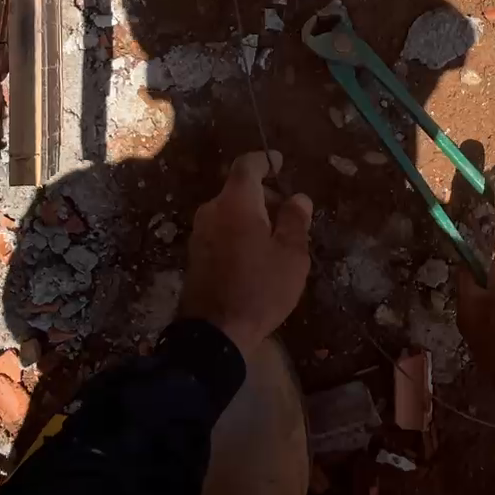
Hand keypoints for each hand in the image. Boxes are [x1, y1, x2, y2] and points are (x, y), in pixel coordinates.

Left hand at [177, 151, 313, 353]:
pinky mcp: (196, 253)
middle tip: (289, 213)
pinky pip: (221, 229)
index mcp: (236, 202)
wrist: (214, 333)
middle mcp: (212, 210)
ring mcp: (200, 232)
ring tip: (276, 239)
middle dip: (264, 195)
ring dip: (252, 215)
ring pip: (229, 211)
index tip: (279, 163)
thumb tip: (298, 198)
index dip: (264, 160)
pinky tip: (255, 255)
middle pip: (238, 189)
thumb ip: (295, 221)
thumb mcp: (291, 256)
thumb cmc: (259, 289)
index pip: (247, 166)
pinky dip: (239, 230)